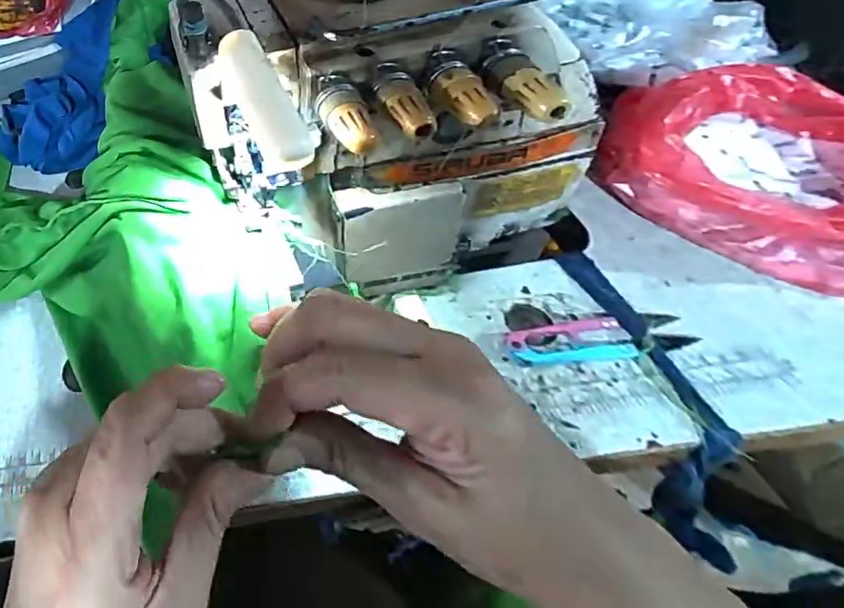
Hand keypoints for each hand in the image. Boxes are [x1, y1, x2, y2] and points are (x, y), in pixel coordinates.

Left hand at [6, 366, 270, 607]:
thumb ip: (205, 525)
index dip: (171, 390)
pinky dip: (140, 451)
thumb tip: (245, 465)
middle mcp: (52, 497)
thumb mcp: (174, 607)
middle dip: (186, 421)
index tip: (218, 383)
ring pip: (113, 434)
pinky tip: (172, 472)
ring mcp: (42, 496)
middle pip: (125, 427)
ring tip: (212, 456)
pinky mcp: (43, 500)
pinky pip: (99, 454)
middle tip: (237, 438)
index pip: (125, 427)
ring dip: (165, 433)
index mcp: (84, 531)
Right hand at [247, 291, 737, 607]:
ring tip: (272, 382)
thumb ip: (346, 458)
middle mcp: (439, 345)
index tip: (255, 428)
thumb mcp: (426, 511)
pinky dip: (324, 336)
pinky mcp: (434, 343)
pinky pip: (364, 322)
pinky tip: (300, 358)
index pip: (339, 369)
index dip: (284, 391)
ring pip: (345, 307)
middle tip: (259, 400)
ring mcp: (438, 337)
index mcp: (446, 394)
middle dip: (283, 348)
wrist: (588, 533)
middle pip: (335, 315)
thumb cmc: (516, 536)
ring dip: (299, 335)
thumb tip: (271, 438)